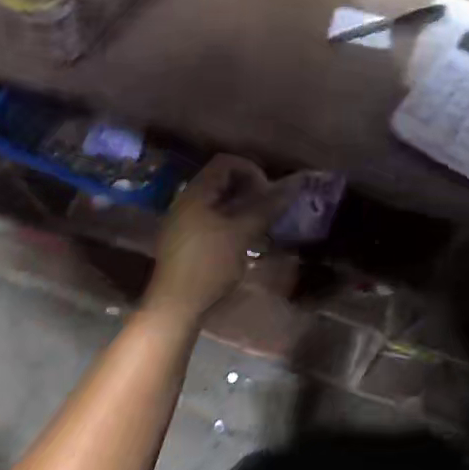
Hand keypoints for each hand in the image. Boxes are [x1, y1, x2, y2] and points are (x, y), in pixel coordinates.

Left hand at [143, 155, 290, 323]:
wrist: (175, 306)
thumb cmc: (209, 265)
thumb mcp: (241, 233)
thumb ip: (266, 207)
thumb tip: (293, 185)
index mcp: (195, 193)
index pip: (225, 162)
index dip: (251, 170)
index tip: (269, 193)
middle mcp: (185, 202)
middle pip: (221, 181)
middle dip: (249, 189)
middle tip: (269, 209)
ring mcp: (183, 222)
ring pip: (217, 202)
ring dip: (242, 207)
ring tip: (261, 225)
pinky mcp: (185, 242)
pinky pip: (211, 220)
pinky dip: (231, 222)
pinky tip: (244, 241)